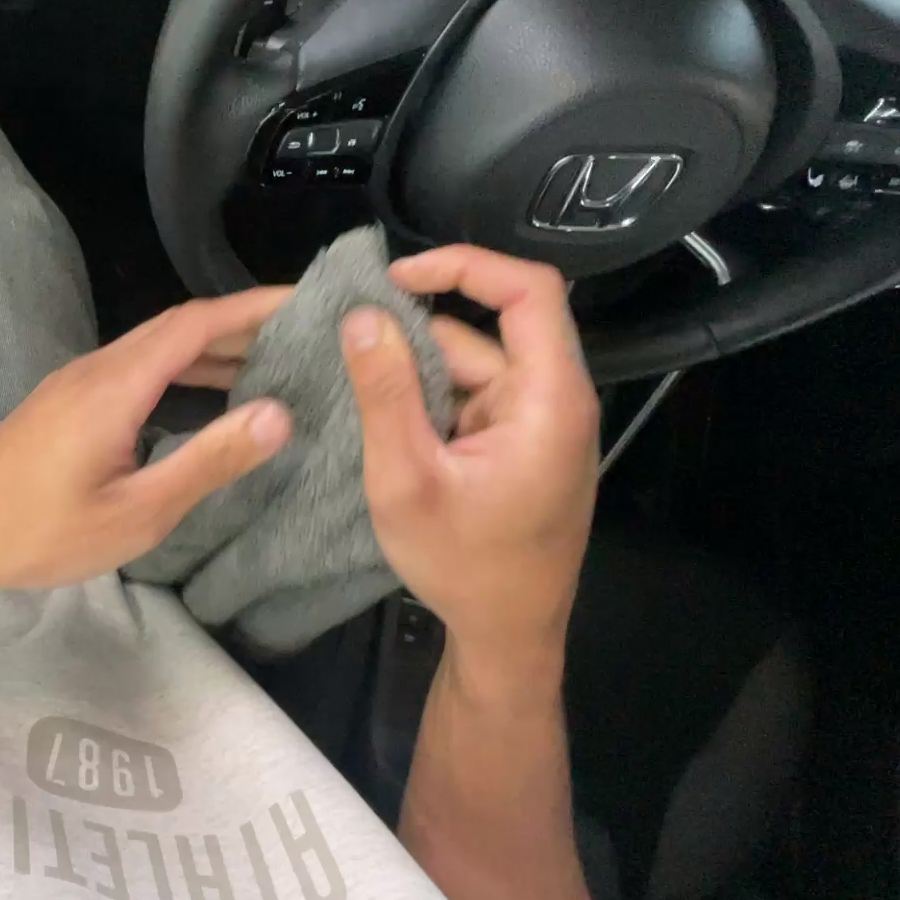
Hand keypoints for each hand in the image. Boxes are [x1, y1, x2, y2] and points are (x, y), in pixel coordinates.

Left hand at [0, 288, 295, 594]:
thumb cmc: (43, 534)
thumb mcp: (137, 511)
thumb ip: (208, 460)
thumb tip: (278, 414)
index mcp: (113, 386)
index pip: (195, 323)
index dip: (253, 306)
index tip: (305, 301)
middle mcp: (92, 369)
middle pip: (175, 326)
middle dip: (238, 323)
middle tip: (298, 334)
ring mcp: (72, 382)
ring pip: (151, 347)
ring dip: (207, 348)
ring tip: (265, 362)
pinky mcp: (62, 400)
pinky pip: (131, 368)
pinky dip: (176, 370)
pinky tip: (199, 394)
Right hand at [341, 245, 599, 687]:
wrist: (505, 632)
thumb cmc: (462, 563)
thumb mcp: (407, 477)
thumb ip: (385, 393)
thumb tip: (361, 316)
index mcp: (549, 399)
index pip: (529, 293)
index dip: (465, 267)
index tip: (394, 279)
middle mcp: (553, 401)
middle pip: (486, 335)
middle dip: (416, 338)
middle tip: (347, 352)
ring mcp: (536, 425)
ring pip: (471, 370)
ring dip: (416, 377)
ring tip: (358, 400)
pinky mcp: (518, 446)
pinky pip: (469, 401)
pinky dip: (426, 402)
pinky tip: (388, 426)